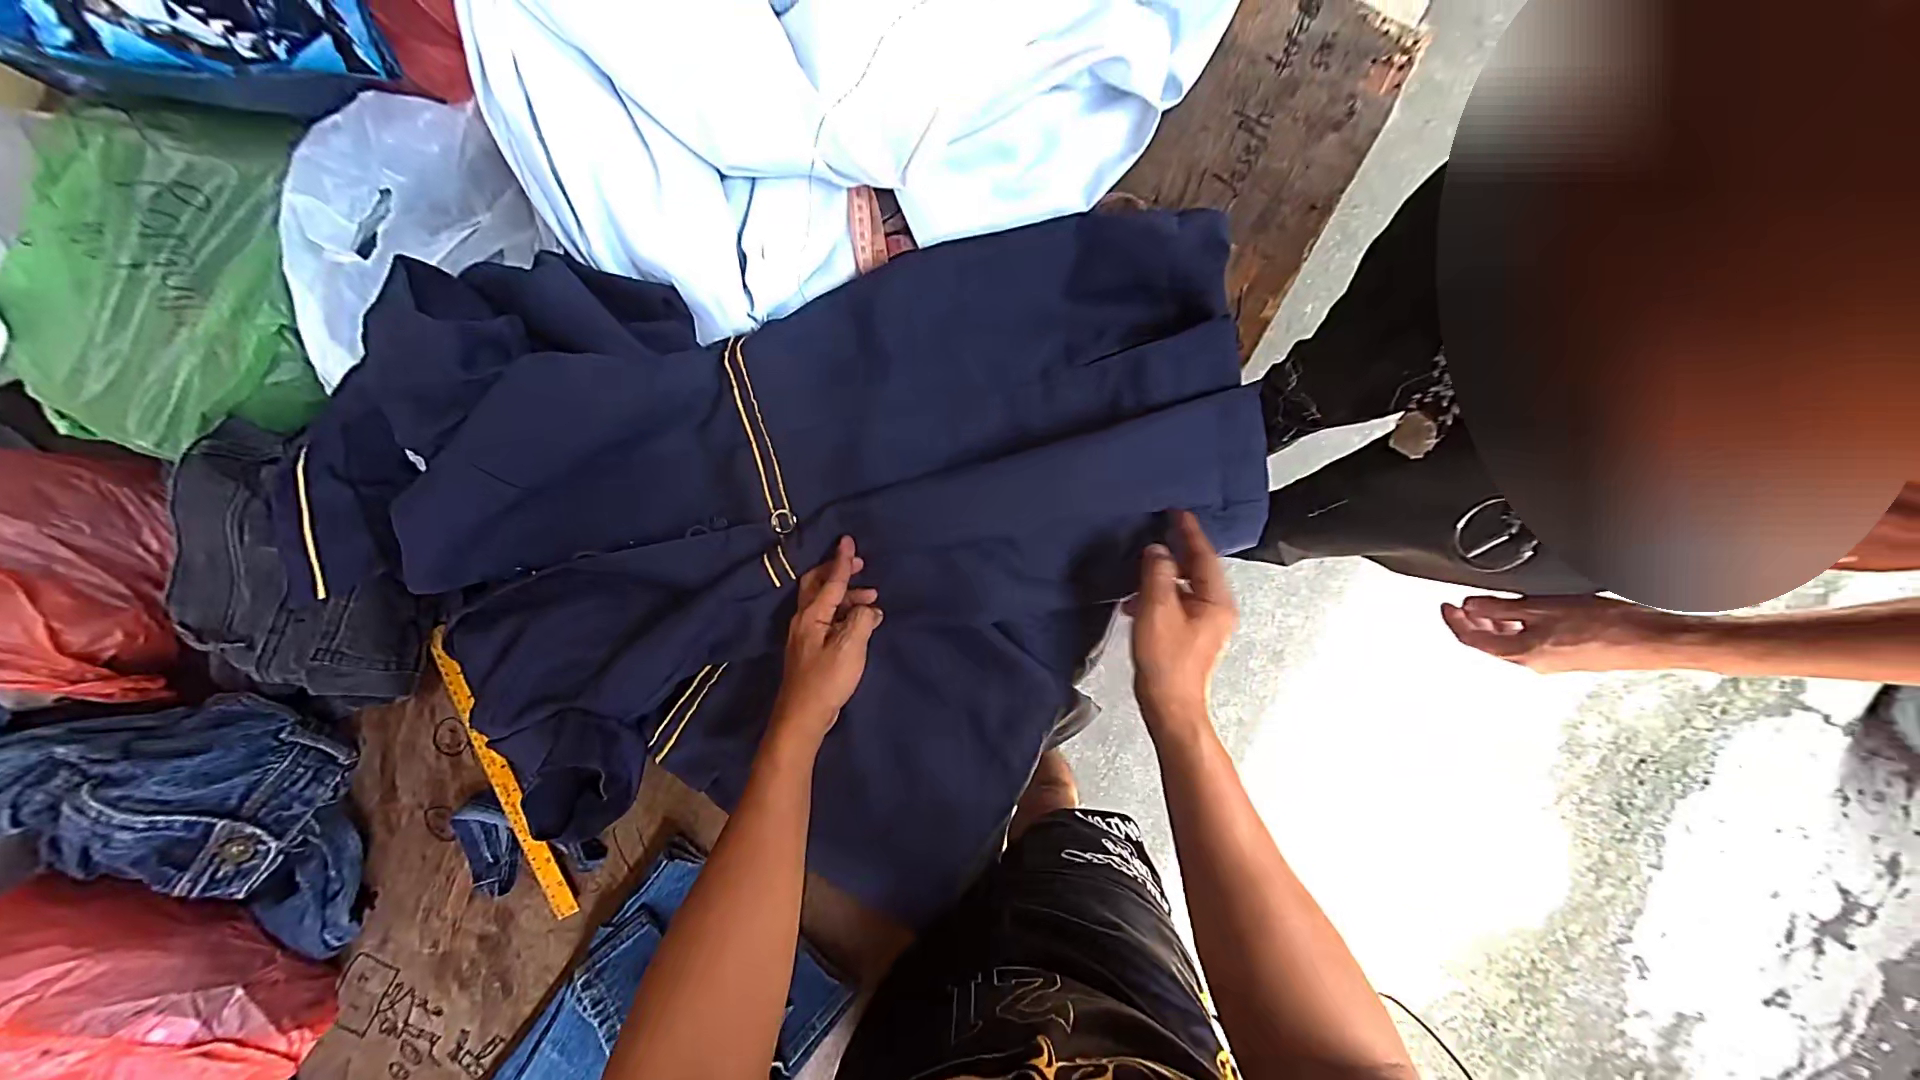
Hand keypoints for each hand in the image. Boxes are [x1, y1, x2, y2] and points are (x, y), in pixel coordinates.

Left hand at [770, 536, 882, 745]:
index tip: (847, 540)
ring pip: (825, 603)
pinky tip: (860, 621)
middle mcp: (804, 620)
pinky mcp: (810, 649)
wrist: (802, 716)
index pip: (830, 581)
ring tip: (871, 599)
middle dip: (839, 572)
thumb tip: (869, 608)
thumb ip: (862, 620)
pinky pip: (827, 618)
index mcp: (811, 615)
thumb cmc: (826, 680)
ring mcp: (805, 635)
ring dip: (846, 595)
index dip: (842, 561)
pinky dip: (844, 612)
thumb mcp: (851, 647)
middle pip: (818, 585)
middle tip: (861, 565)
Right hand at [1126, 510, 1236, 726]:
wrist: (1169, 703)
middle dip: (1176, 550)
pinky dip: (1158, 594)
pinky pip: (1176, 601)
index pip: (1203, 555)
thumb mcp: (1157, 610)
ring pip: (1184, 585)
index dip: (1189, 531)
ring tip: (1143, 565)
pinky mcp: (1190, 633)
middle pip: (1196, 568)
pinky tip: (1137, 599)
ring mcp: (1205, 622)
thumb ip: (1157, 574)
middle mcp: (1216, 609)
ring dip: (1163, 574)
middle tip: (1159, 529)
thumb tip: (1157, 550)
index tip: (1177, 512)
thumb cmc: (1166, 663)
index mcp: (1216, 601)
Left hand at [1439, 594, 1689, 672]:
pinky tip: (1527, 612)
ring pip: (1509, 642)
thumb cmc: (1611, 626)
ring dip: (1496, 623)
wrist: (1661, 641)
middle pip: (1487, 642)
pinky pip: (1532, 642)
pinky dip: (1519, 626)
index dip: (1453, 620)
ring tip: (1493, 604)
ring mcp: (1552, 663)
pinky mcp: (1571, 657)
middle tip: (1466, 603)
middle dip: (1473, 621)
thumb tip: (1471, 604)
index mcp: (1520, 654)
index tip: (1446, 606)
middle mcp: (1533, 663)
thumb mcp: (1542, 606)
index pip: (1470, 638)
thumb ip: (1500, 606)